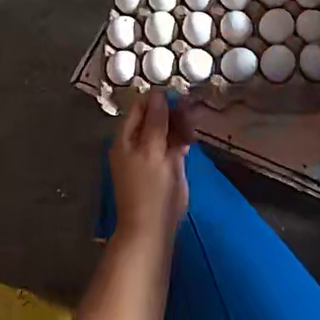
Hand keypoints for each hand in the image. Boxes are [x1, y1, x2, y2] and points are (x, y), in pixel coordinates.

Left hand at [110, 89, 193, 239]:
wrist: (154, 226)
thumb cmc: (150, 187)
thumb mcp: (152, 150)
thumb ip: (156, 120)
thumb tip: (158, 93)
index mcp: (126, 138)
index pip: (141, 107)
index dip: (158, 98)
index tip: (180, 95)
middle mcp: (138, 142)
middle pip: (155, 116)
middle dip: (173, 111)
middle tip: (191, 111)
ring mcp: (153, 153)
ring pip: (167, 129)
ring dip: (181, 125)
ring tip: (192, 128)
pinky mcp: (166, 164)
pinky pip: (174, 143)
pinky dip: (183, 139)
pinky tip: (191, 141)